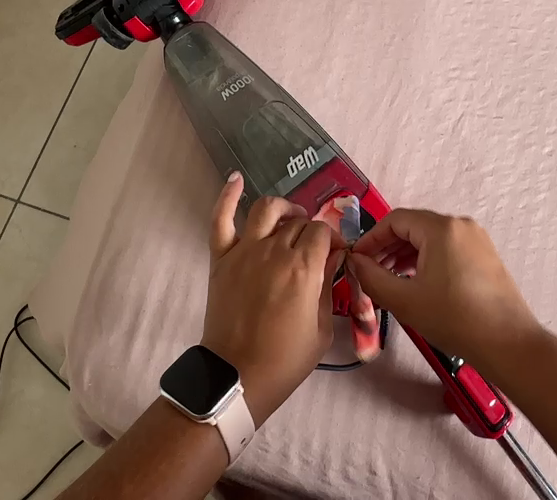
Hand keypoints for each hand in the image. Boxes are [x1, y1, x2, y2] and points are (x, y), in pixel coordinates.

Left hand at [202, 172, 342, 422]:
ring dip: (283, 208)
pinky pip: (221, 219)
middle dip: (311, 230)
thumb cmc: (285, 360)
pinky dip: (227, 196)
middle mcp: (274, 250)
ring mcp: (244, 250)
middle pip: (298, 222)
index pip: (322, 232)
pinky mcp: (222, 258)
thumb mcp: (322, 328)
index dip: (332, 239)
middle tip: (314, 247)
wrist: (237, 377)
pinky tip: (236, 179)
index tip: (335, 254)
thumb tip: (332, 258)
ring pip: (266, 209)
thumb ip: (327, 286)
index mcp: (302, 268)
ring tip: (291, 217)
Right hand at [347, 209, 543, 373]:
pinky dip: (427, 261)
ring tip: (390, 280)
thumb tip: (354, 262)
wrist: (509, 345)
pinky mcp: (486, 256)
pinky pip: (448, 249)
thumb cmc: (454, 318)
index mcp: (441, 227)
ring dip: (406, 255)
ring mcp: (477, 239)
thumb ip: (372, 277)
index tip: (356, 260)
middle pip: (414, 227)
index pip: (395, 220)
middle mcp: (460, 225)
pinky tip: (418, 284)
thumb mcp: (405, 300)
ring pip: (431, 239)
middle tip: (370, 272)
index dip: (371, 238)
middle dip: (388, 248)